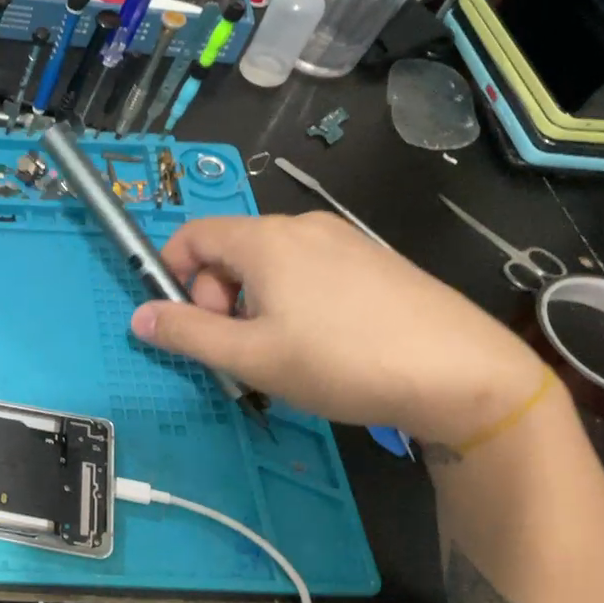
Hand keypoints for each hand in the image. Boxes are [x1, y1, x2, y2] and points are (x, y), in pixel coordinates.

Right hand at [129, 213, 545, 444]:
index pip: (192, 235)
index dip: (171, 274)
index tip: (185, 322)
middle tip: (239, 348)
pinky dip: (293, 300)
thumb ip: (186, 334)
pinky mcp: (376, 261)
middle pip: (231, 250)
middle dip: (217, 297)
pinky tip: (325, 343)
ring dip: (254, 303)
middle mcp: (302, 226)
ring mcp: (344, 240)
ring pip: (270, 263)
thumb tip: (139, 317)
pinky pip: (310, 270)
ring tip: (283, 352)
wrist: (465, 376)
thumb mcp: (250, 358)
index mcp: (265, 240)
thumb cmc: (341, 362)